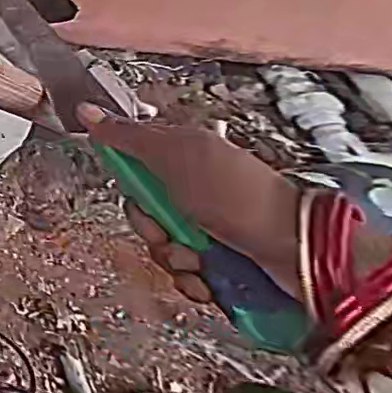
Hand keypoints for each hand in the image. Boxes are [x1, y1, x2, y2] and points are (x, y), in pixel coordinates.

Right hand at [78, 104, 301, 301]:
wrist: (305, 255)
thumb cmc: (241, 197)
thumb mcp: (175, 155)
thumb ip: (126, 135)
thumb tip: (86, 111)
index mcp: (188, 161)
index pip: (134, 169)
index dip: (130, 186)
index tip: (138, 194)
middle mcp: (199, 195)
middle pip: (144, 213)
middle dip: (150, 229)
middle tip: (169, 233)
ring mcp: (215, 232)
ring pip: (162, 246)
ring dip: (172, 259)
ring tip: (199, 263)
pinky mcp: (228, 266)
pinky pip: (188, 276)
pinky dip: (194, 282)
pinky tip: (209, 281)